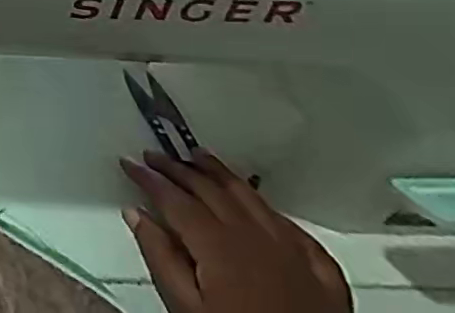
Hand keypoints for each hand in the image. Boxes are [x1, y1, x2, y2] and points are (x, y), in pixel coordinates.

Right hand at [121, 151, 350, 312]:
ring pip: (251, 199)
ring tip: (200, 157)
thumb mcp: (185, 308)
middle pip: (210, 190)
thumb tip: (137, 215)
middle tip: (154, 157)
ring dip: (220, 174)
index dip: (148, 177)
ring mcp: (296, 256)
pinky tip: (260, 206)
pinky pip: (295, 231)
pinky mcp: (325, 277)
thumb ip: (159, 257)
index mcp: (218, 246)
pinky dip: (269, 211)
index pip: (174, 198)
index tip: (128, 163)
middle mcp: (257, 240)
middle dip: (177, 169)